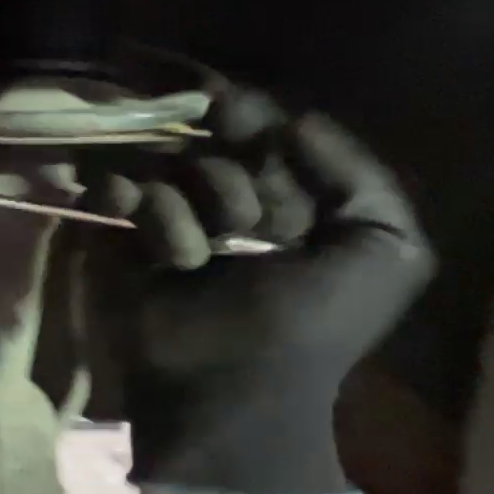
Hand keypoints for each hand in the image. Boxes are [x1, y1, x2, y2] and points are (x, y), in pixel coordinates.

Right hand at [79, 91, 433, 493]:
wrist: (228, 385)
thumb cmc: (311, 322)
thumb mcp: (383, 251)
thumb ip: (356, 175)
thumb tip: (292, 117)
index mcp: (281, 195)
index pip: (257, 129)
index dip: (246, 116)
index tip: (227, 108)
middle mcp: (215, 195)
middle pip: (206, 143)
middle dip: (227, 180)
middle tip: (243, 228)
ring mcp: (157, 213)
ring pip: (159, 167)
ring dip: (185, 209)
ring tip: (195, 257)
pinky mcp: (110, 233)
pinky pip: (112, 190)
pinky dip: (134, 210)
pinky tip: (153, 249)